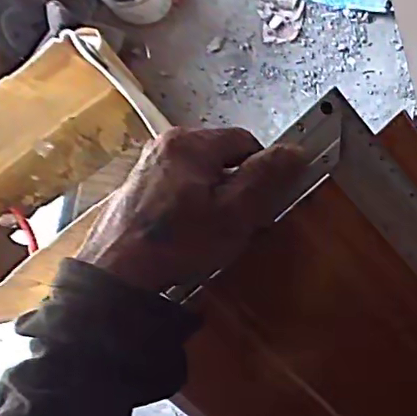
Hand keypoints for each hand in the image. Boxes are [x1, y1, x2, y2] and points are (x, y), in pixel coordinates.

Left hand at [79, 127, 308, 294]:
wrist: (119, 273)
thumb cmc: (179, 243)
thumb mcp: (235, 213)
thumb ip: (267, 178)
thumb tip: (297, 152)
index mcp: (191, 143)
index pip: (248, 142)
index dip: (264, 174)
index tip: (262, 204)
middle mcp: (166, 143)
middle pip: (224, 157)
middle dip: (239, 187)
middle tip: (240, 222)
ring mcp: (148, 164)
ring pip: (203, 173)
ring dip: (217, 198)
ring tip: (215, 230)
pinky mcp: (139, 186)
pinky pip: (182, 186)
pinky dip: (194, 205)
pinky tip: (191, 231)